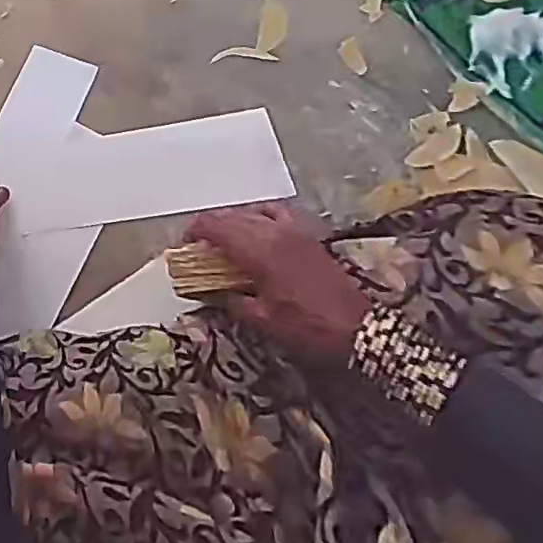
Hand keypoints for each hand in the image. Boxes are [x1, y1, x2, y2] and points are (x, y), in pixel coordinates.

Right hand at [184, 202, 370, 364]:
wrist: (358, 329)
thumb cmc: (307, 328)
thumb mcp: (263, 320)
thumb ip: (232, 301)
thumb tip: (211, 292)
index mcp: (259, 250)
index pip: (216, 226)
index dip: (195, 232)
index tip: (185, 247)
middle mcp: (273, 231)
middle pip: (231, 216)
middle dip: (210, 228)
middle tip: (199, 249)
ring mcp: (293, 229)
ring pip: (252, 212)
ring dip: (233, 222)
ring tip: (224, 241)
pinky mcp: (307, 234)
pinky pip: (277, 212)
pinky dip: (261, 215)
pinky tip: (257, 227)